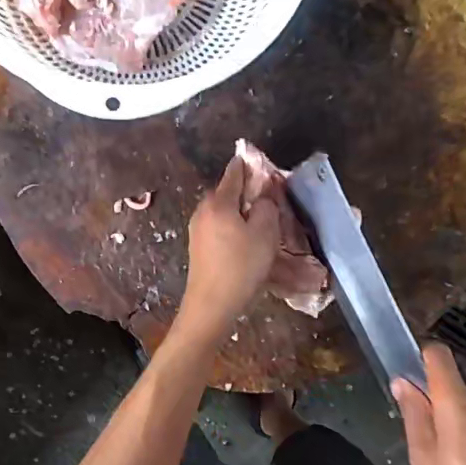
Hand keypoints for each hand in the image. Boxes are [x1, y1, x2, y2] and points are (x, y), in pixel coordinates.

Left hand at [178, 154, 280, 337]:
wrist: (211, 305)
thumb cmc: (241, 267)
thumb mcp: (265, 233)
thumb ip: (266, 207)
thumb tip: (261, 198)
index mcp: (218, 202)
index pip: (234, 173)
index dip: (248, 164)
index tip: (258, 159)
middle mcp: (203, 211)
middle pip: (228, 193)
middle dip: (246, 192)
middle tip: (268, 198)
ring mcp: (197, 230)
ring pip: (224, 212)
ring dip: (240, 213)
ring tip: (261, 223)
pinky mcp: (199, 248)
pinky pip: (220, 229)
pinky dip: (233, 229)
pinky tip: (246, 242)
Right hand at [391, 345, 465, 464]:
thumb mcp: (425, 460)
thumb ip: (413, 415)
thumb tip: (402, 382)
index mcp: (457, 399)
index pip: (438, 354)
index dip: (422, 359)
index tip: (412, 383)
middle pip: (455, 384)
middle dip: (440, 403)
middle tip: (432, 442)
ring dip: (463, 423)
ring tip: (459, 464)